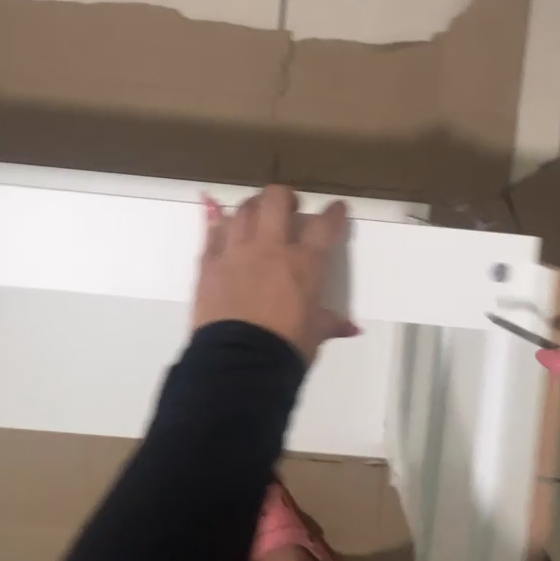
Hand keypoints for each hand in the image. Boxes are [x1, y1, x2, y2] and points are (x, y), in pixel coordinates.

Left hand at [193, 185, 357, 362]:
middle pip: (275, 201)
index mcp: (303, 264)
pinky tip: (220, 226)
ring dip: (252, 207)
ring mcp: (235, 253)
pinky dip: (217, 226)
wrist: (239, 363)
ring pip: (242, 211)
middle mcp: (270, 248)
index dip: (333, 213)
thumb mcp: (315, 334)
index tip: (337, 208)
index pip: (323, 226)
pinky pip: (211, 234)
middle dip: (284, 197)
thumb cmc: (286, 348)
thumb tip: (351, 328)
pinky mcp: (208, 265)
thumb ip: (331, 323)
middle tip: (288, 208)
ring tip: (256, 215)